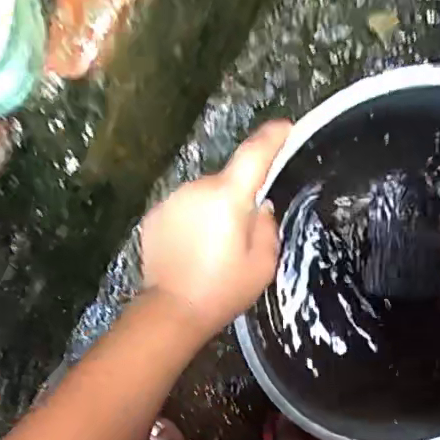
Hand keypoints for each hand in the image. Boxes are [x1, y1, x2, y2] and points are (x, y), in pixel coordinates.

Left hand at [137, 121, 292, 337]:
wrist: (172, 311)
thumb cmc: (222, 291)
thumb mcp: (262, 265)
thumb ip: (266, 228)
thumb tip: (259, 209)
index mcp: (229, 196)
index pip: (255, 152)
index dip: (273, 137)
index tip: (285, 128)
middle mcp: (197, 188)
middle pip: (227, 182)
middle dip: (236, 202)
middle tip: (240, 239)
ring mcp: (171, 201)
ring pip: (202, 198)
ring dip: (211, 215)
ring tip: (212, 252)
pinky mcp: (153, 217)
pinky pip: (182, 212)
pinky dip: (190, 225)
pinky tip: (190, 254)